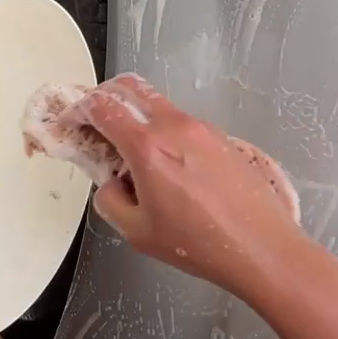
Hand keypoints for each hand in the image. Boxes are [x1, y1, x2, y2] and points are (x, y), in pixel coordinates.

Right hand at [77, 74, 306, 296]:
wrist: (265, 251)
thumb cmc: (199, 245)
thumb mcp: (137, 232)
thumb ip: (110, 201)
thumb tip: (112, 185)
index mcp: (146, 146)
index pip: (101, 107)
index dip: (79, 110)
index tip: (72, 123)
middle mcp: (172, 126)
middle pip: (128, 87)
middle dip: (104, 97)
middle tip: (95, 120)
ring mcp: (200, 128)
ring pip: (156, 103)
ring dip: (135, 114)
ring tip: (134, 149)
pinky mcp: (221, 137)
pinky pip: (180, 121)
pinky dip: (162, 129)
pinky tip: (169, 164)